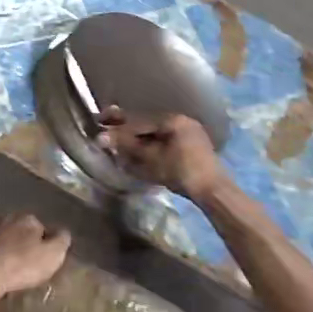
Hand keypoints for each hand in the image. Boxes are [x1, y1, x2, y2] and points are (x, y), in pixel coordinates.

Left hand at [0, 214, 69, 308]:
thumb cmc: (21, 266)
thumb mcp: (53, 255)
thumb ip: (62, 240)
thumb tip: (62, 231)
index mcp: (28, 219)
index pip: (42, 229)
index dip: (44, 245)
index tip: (42, 259)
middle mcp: (7, 216)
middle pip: (21, 229)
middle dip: (24, 241)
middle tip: (25, 262)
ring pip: (3, 232)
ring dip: (6, 242)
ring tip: (7, 261)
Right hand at [97, 106, 226, 199]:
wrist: (212, 191)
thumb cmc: (181, 171)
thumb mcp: (150, 158)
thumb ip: (127, 145)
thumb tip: (102, 137)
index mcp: (173, 120)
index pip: (139, 120)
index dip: (118, 125)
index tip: (100, 123)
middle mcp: (183, 121)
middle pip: (148, 124)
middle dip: (128, 129)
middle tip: (108, 130)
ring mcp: (191, 134)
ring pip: (158, 133)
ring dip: (139, 138)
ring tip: (122, 144)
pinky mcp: (194, 147)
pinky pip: (167, 141)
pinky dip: (153, 145)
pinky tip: (142, 152)